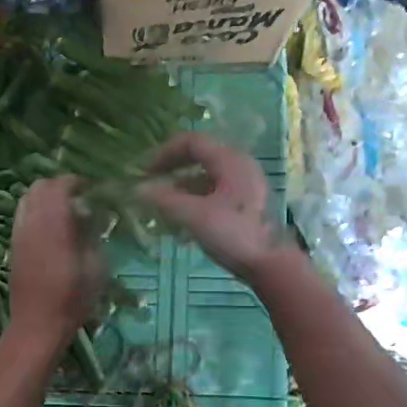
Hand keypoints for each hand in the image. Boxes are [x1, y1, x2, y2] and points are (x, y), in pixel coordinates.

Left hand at [8, 177, 102, 342]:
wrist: (37, 325)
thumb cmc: (73, 299)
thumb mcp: (95, 267)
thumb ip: (91, 234)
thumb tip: (90, 213)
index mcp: (54, 227)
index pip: (59, 186)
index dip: (75, 182)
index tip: (92, 189)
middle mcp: (32, 224)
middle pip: (38, 187)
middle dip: (59, 186)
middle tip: (79, 198)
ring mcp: (18, 234)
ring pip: (26, 199)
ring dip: (45, 198)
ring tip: (65, 211)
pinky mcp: (13, 245)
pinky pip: (22, 215)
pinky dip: (36, 211)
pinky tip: (51, 228)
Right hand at [139, 133, 289, 279]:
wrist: (269, 264)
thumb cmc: (233, 234)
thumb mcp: (194, 216)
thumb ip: (164, 200)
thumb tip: (137, 189)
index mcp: (230, 160)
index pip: (192, 142)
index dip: (164, 153)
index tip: (144, 171)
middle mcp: (240, 165)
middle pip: (200, 156)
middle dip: (172, 169)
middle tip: (151, 183)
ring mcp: (246, 184)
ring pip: (207, 176)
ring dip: (182, 186)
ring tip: (162, 205)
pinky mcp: (247, 203)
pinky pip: (216, 191)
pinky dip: (196, 199)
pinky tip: (182, 220)